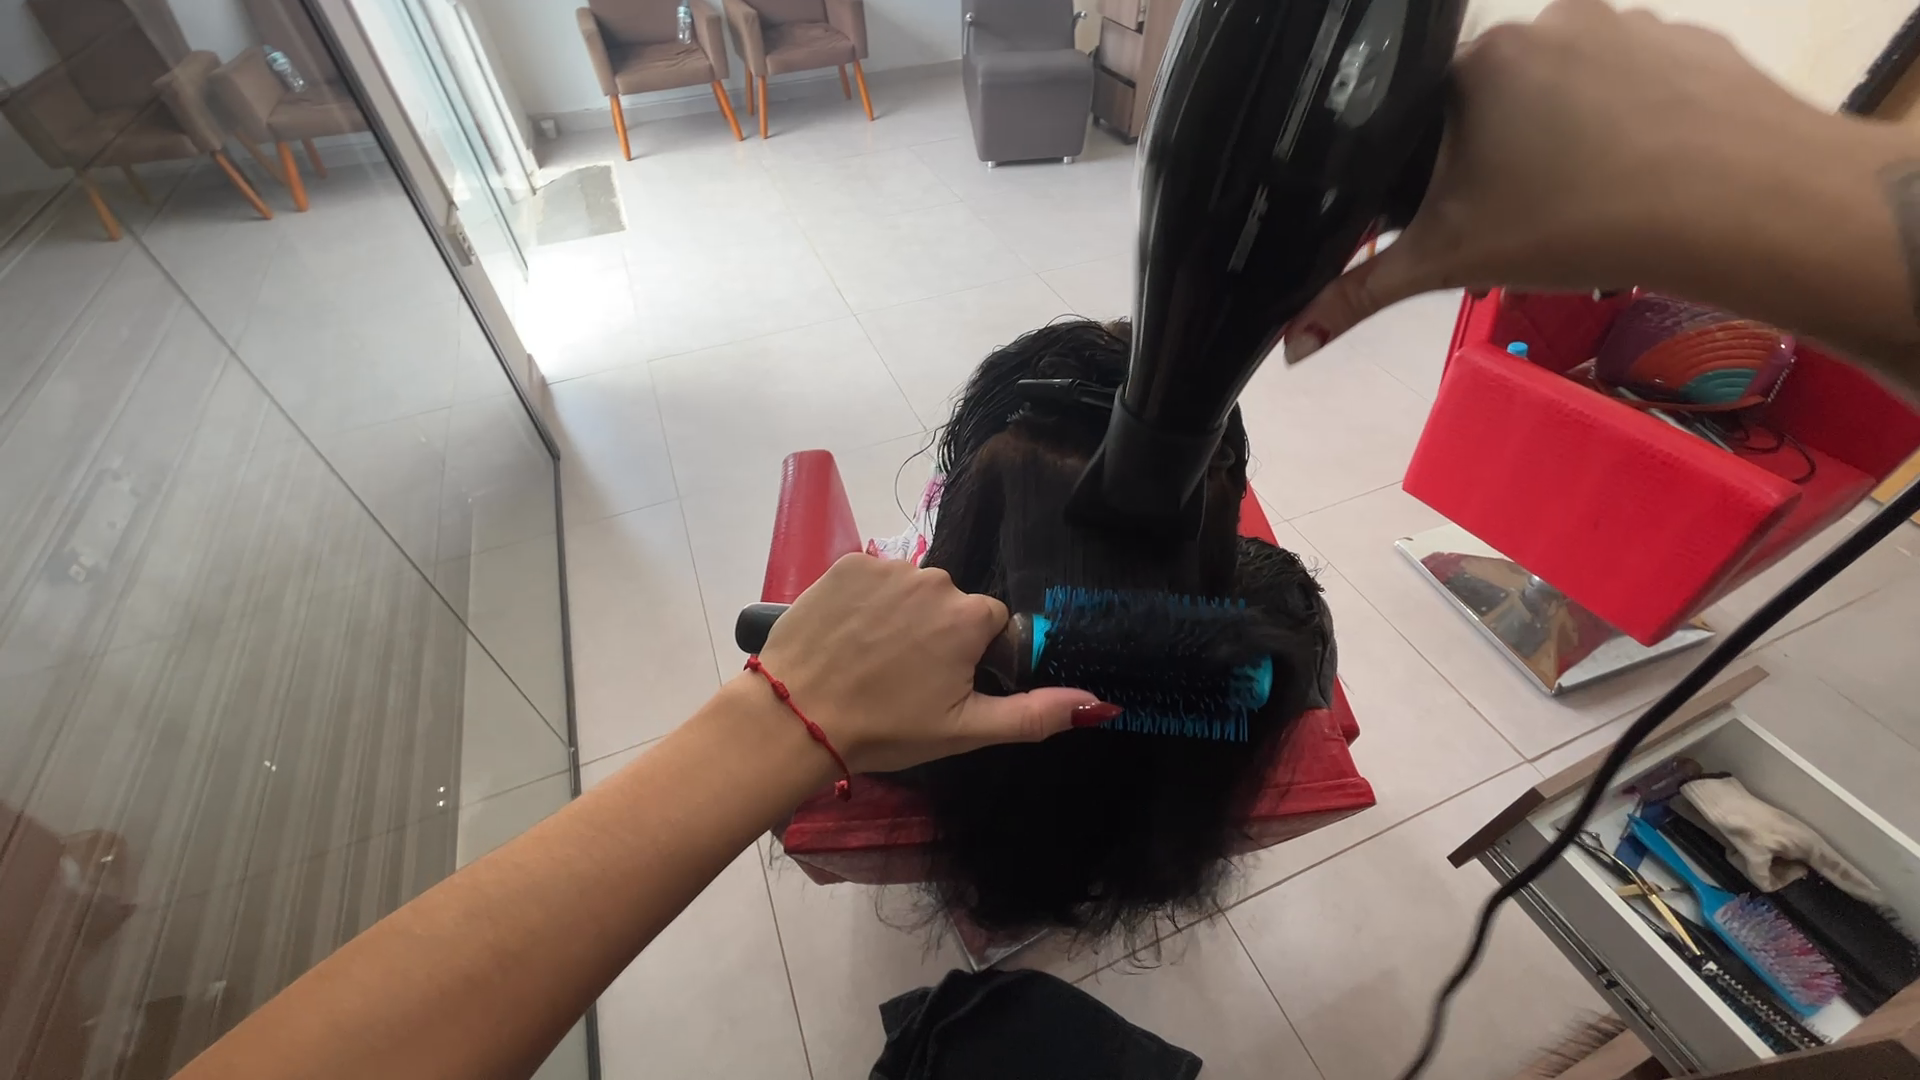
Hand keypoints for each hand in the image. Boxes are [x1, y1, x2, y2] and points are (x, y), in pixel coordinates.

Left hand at [751, 553, 1106, 772]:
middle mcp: (935, 578)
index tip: (942, 684)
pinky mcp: (848, 562)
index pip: (989, 624)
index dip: (971, 655)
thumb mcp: (966, 729)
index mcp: (969, 616)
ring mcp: (887, 566)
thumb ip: (1036, 713)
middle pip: (951, 603)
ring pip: (913, 589)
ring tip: (871, 656)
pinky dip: (868, 599)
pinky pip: (875, 577)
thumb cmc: (886, 728)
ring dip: (902, 614)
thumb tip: (1103, 705)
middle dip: (938, 633)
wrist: (795, 716)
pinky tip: (849, 633)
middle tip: (903, 675)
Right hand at [1285, 0, 1834, 361]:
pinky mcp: (1685, 42)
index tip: (1433, 201)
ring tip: (1560, 193)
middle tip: (1496, 207)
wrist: (1739, 207)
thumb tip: (1287, 348)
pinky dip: (1604, 123)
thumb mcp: (1443, 263)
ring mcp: (1626, 22)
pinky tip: (1616, 170)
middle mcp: (1548, 20)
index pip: (1417, 104)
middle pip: (1482, 93)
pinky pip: (1618, 79)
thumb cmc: (1568, 224)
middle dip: (1478, 150)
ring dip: (1541, 134)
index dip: (1416, 159)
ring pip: (1550, 85)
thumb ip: (1357, 297)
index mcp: (1478, 62)